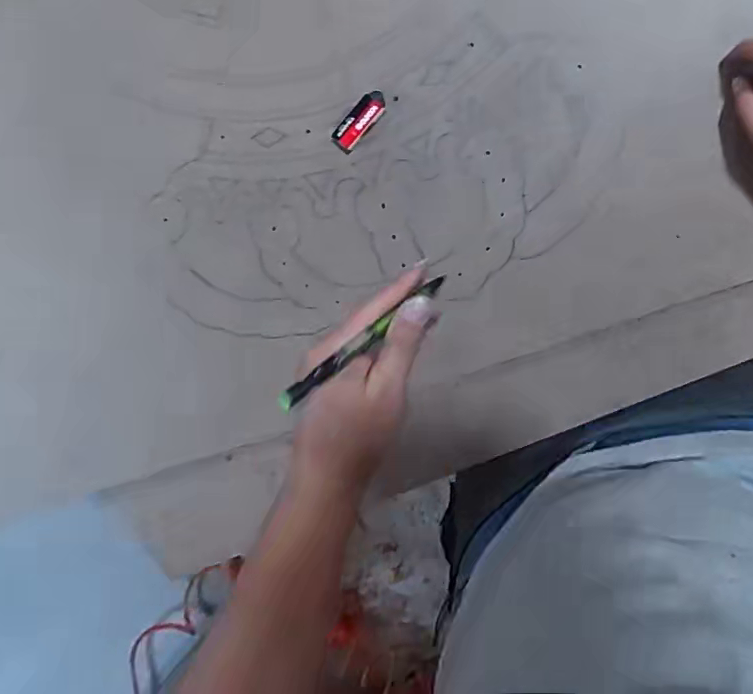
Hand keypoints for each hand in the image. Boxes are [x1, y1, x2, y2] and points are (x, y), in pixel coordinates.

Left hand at [288, 266, 436, 501]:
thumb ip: (403, 344)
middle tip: (429, 288)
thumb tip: (418, 303)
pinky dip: (384, 340)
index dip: (400, 290)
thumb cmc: (360, 437)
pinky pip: (361, 349)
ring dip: (393, 321)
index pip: (373, 310)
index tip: (424, 268)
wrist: (325, 484)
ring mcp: (324, 368)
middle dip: (398, 303)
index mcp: (334, 351)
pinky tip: (400, 340)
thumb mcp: (388, 389)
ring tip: (422, 311)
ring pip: (364, 334)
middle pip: (367, 319)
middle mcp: (324, 353)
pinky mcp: (330, 383)